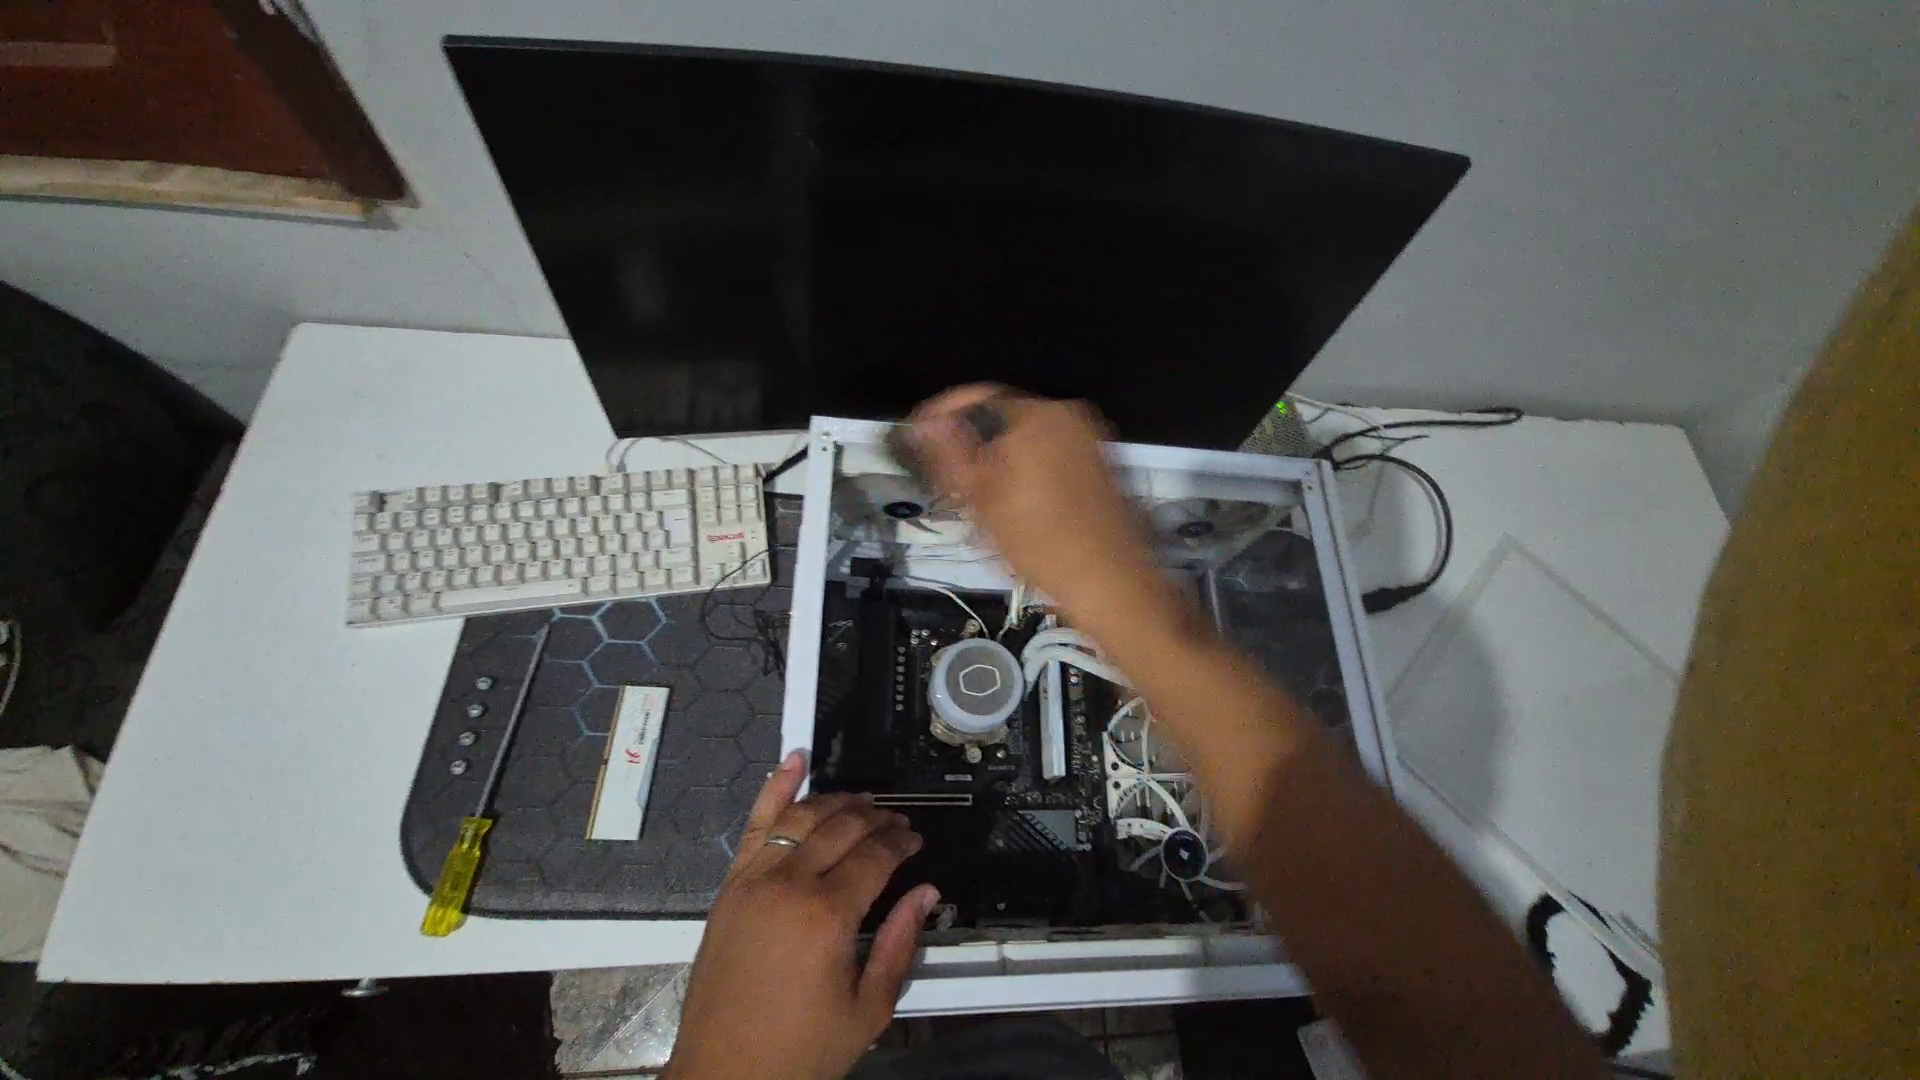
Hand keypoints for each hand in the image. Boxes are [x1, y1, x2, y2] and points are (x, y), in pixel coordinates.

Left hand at [665, 751, 940, 1079]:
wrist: (723, 1078)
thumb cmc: (800, 1052)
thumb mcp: (866, 1011)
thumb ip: (899, 944)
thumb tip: (926, 893)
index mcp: (827, 916)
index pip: (875, 856)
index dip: (901, 844)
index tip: (916, 842)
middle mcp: (790, 884)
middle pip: (843, 828)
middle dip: (877, 819)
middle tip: (898, 822)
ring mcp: (754, 879)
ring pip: (803, 816)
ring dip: (838, 801)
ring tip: (863, 801)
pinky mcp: (731, 884)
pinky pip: (755, 823)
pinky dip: (775, 787)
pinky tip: (794, 760)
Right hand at [908, 384, 1180, 637]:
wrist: (1110, 583)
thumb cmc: (1046, 547)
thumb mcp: (982, 499)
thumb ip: (948, 452)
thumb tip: (926, 423)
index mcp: (1038, 417)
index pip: (976, 398)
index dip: (942, 417)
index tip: (922, 436)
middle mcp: (1069, 418)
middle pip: (1003, 420)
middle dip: (974, 445)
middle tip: (952, 479)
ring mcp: (1089, 441)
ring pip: (1027, 441)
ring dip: (1000, 461)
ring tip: (984, 502)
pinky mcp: (1100, 466)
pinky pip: (1052, 456)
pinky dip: (1029, 472)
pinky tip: (1019, 509)